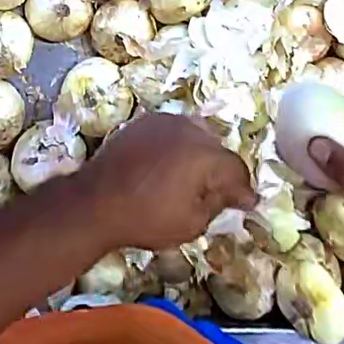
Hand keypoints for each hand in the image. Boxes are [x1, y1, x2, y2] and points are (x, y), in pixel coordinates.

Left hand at [68, 113, 256, 249]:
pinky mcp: (145, 121)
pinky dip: (177, 145)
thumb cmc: (147, 216)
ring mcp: (165, 121)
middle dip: (221, 170)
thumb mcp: (192, 222)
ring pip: (196, 134)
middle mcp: (188, 129)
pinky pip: (173, 130)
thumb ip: (220, 202)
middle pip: (217, 148)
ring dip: (200, 154)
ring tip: (192, 178)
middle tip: (219, 193)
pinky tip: (169, 165)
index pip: (236, 168)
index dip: (243, 189)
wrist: (97, 200)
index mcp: (205, 154)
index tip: (246, 204)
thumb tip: (239, 193)